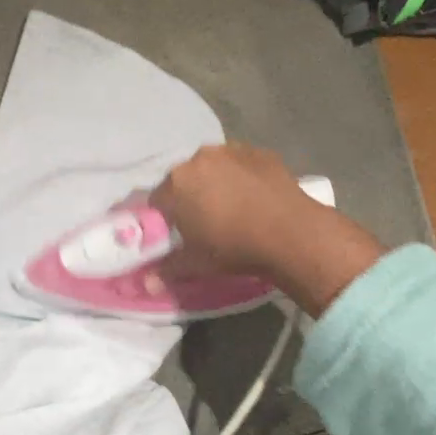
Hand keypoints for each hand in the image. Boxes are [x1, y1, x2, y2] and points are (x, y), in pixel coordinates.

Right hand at [150, 143, 383, 315]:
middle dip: (188, 197)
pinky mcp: (260, 152)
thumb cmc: (232, 247)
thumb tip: (146, 284)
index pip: (156, 200)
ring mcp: (233, 150)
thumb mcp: (195, 264)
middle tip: (201, 223)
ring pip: (213, 169)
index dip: (162, 219)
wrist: (289, 232)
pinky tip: (251, 200)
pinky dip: (240, 179)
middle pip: (184, 179)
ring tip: (229, 210)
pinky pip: (240, 165)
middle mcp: (200, 158)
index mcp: (177, 182)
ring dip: (214, 184)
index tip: (173, 235)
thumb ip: (166, 270)